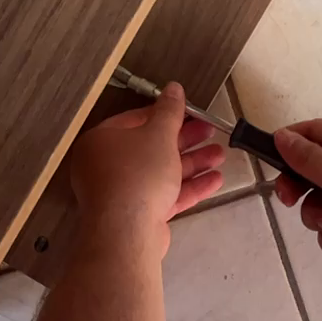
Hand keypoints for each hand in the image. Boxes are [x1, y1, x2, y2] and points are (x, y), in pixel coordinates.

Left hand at [69, 83, 225, 254]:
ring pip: (161, 172)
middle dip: (186, 141)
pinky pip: (165, 195)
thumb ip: (170, 112)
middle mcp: (107, 166)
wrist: (127, 232)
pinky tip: (214, 180)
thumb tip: (173, 88)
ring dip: (192, 163)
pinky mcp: (138, 214)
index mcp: (102, 141)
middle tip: (210, 132)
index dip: (167, 114)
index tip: (190, 112)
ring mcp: (123, 192)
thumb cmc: (136, 176)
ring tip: (219, 156)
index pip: (137, 120)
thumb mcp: (159, 135)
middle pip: (152, 147)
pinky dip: (188, 187)